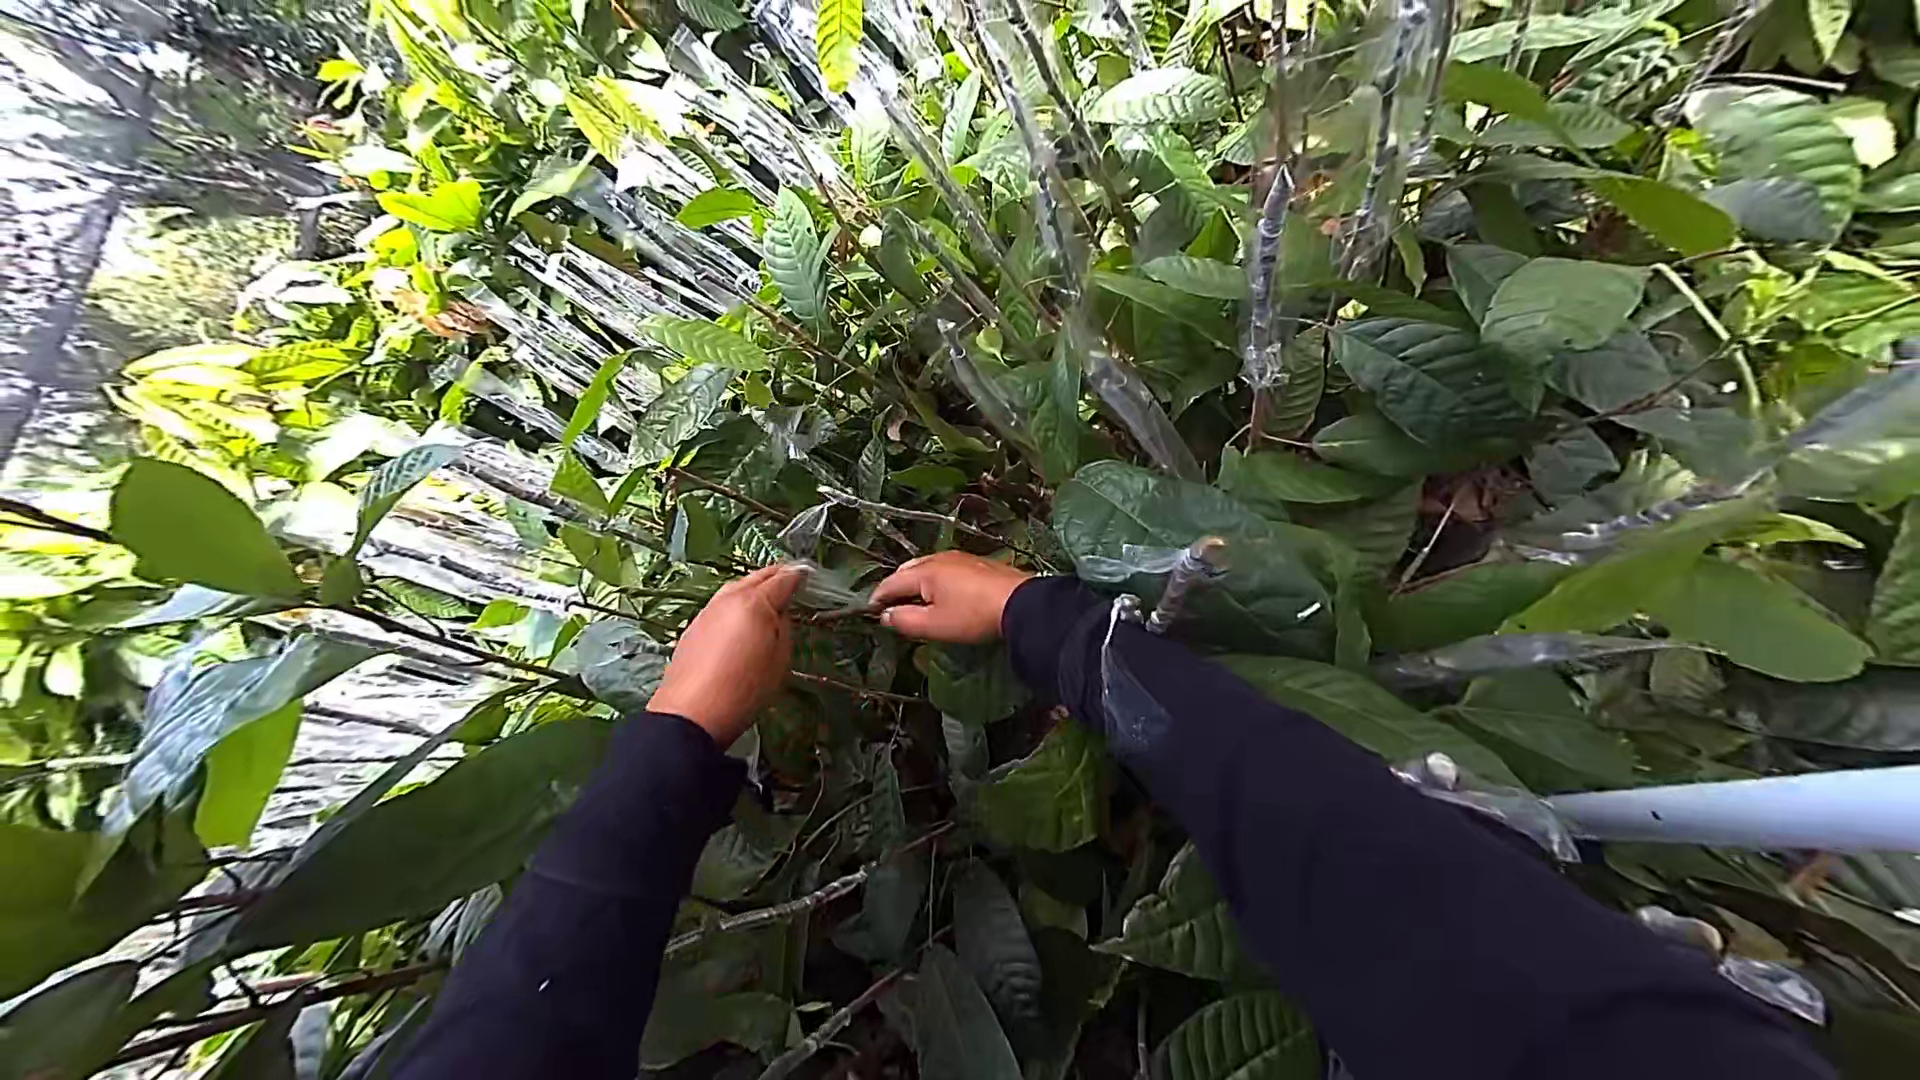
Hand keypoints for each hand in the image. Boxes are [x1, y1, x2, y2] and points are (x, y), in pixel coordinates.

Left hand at [647, 563, 807, 747]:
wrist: (692, 714)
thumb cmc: (745, 688)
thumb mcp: (780, 659)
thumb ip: (783, 627)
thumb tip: (780, 612)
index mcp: (755, 603)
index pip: (782, 580)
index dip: (798, 575)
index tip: (808, 573)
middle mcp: (730, 599)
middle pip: (756, 577)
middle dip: (775, 574)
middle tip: (791, 575)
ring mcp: (708, 611)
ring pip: (736, 587)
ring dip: (754, 585)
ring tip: (768, 592)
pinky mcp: (694, 627)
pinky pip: (722, 604)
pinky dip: (737, 601)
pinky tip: (742, 614)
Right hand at [870, 552, 1032, 642]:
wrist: (1020, 603)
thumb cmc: (972, 616)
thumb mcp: (934, 625)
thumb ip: (905, 620)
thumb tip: (885, 615)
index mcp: (924, 571)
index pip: (891, 582)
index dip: (878, 597)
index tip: (870, 610)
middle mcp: (939, 558)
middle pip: (908, 570)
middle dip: (896, 586)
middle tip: (891, 605)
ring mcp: (960, 558)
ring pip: (927, 566)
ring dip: (916, 582)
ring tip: (914, 600)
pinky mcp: (977, 563)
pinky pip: (945, 568)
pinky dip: (934, 580)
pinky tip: (942, 594)